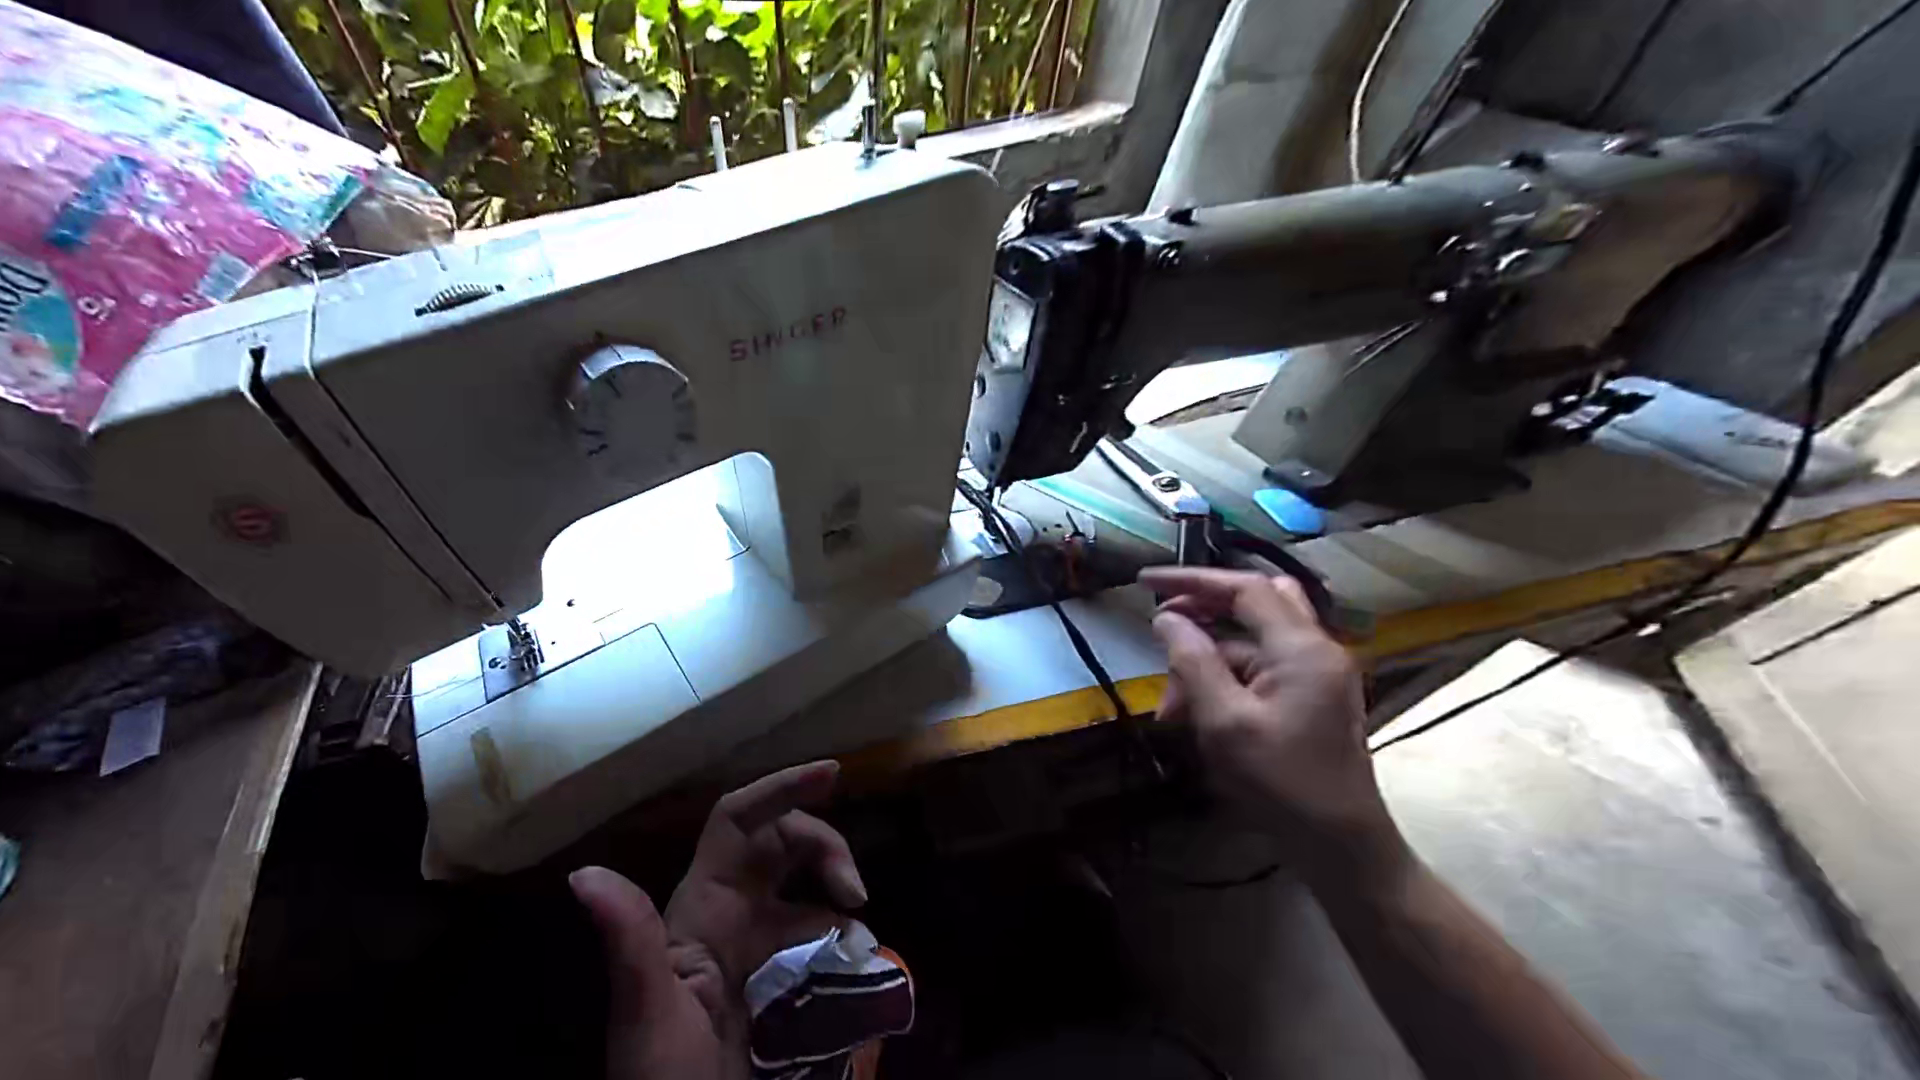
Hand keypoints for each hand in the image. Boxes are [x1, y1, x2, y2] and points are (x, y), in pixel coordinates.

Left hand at [570, 761, 868, 1079]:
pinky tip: (860, 961)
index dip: (782, 787)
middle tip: (856, 894)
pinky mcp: (786, 974)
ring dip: (839, 889)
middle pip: (786, 841)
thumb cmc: (661, 1079)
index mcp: (703, 902)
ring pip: (809, 884)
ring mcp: (762, 941)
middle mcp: (734, 908)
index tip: (832, 774)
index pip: (741, 820)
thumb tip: (582, 874)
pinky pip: (823, 934)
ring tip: (860, 931)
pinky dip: (846, 936)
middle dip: (826, 847)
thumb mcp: (647, 1011)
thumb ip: (630, 941)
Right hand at [1143, 567, 1409, 891]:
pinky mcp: (1308, 694)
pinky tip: (1195, 714)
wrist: (1340, 846)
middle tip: (1163, 624)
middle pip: (1256, 601)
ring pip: (1250, 640)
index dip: (1192, 580)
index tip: (1145, 582)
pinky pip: (1258, 668)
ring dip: (1207, 659)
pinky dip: (1224, 681)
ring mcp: (1315, 672)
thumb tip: (1165, 619)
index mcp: (1302, 649)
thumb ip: (1192, 661)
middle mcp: (1315, 649)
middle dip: (1204, 608)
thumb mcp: (1224, 722)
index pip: (1245, 588)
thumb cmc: (1282, 784)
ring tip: (1171, 704)